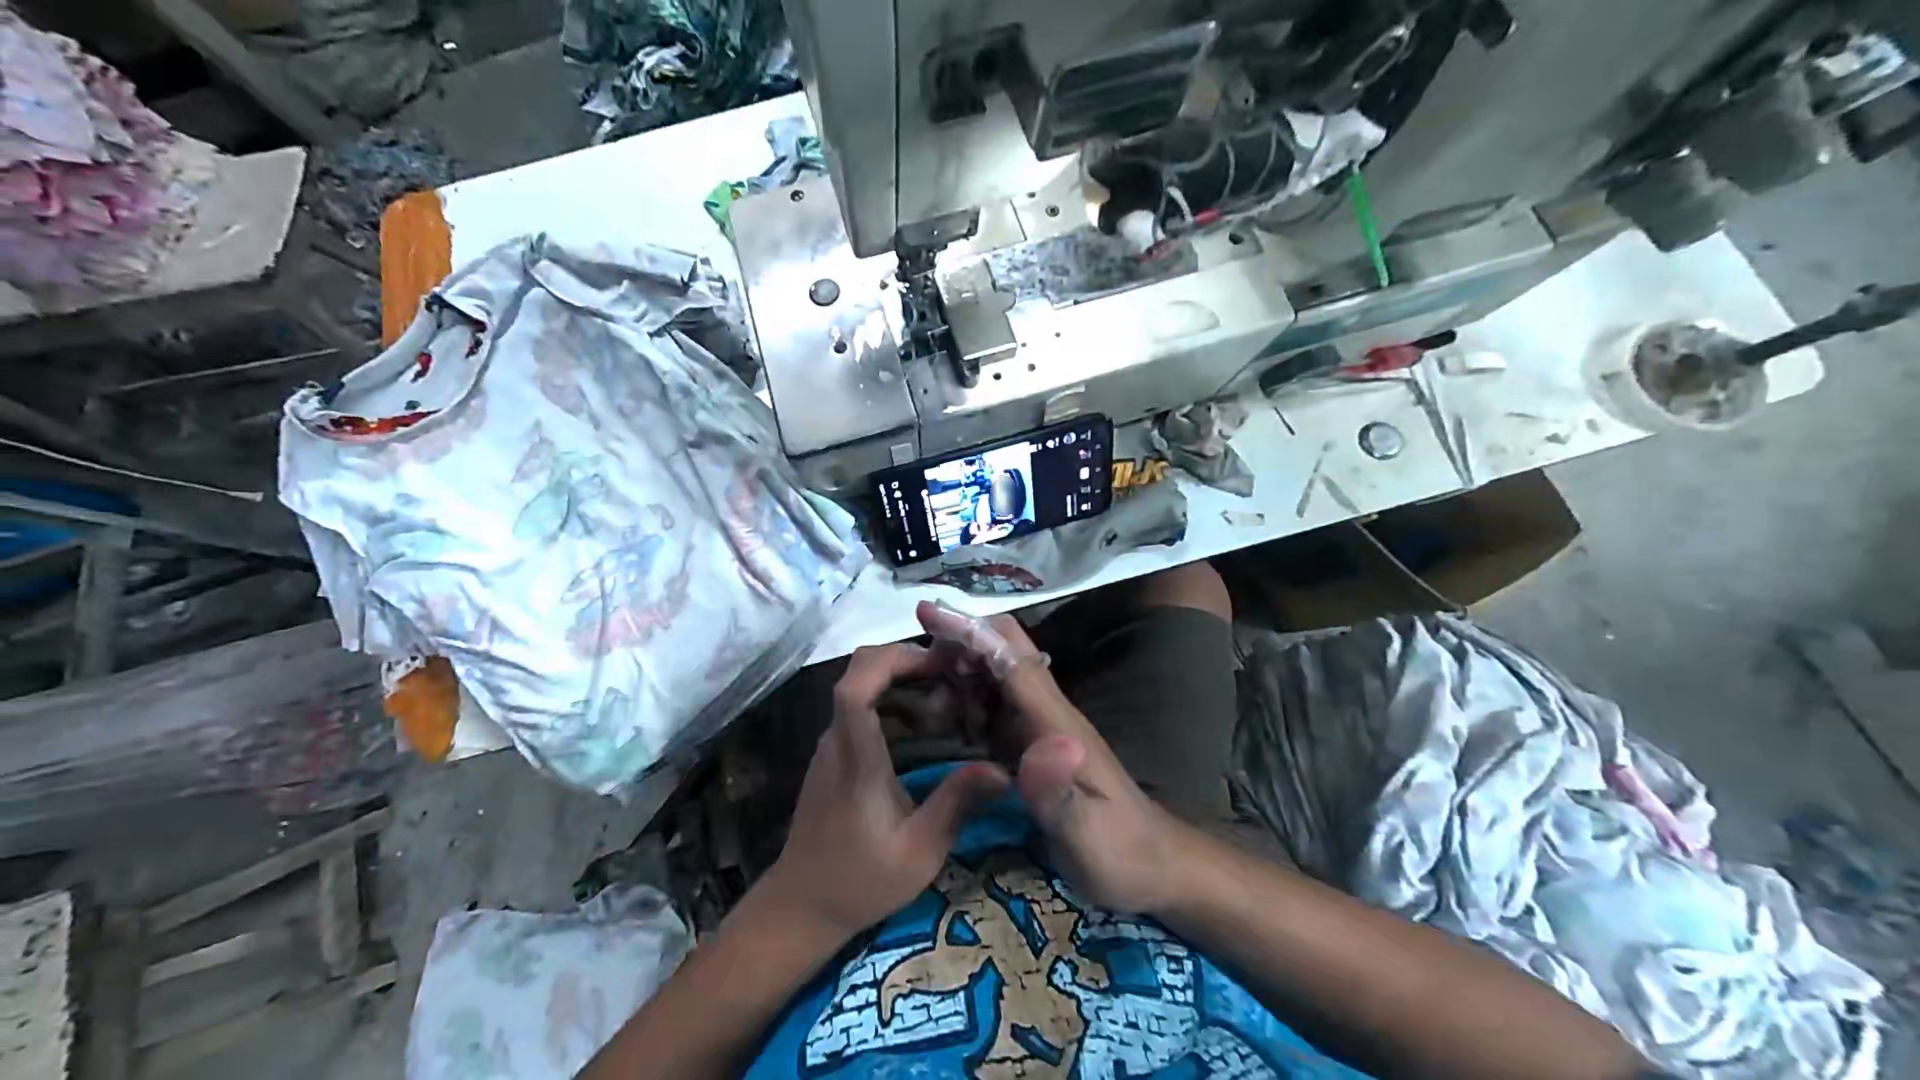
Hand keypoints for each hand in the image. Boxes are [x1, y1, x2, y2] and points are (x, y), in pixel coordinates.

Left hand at [761, 643, 1009, 939]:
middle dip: (907, 660)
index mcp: (856, 759)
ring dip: (905, 681)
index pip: (854, 689)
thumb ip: (956, 805)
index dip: (891, 661)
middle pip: (858, 672)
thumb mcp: (918, 852)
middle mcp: (837, 740)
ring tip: (950, 700)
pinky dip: (896, 702)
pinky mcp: (835, 754)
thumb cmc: (859, 882)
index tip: (936, 660)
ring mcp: (832, 745)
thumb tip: (1002, 770)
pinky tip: (928, 728)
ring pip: (862, 686)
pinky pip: (863, 708)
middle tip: (955, 674)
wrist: (800, 905)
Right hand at [916, 602, 1193, 914]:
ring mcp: (1040, 724)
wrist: (1152, 865)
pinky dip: (966, 701)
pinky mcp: (1032, 742)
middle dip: (957, 647)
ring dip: (958, 675)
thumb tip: (1040, 743)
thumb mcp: (1087, 836)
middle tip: (916, 673)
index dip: (969, 632)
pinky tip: (949, 724)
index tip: (927, 613)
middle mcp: (1046, 711)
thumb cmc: (1120, 852)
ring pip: (994, 674)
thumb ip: (1059, 794)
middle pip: (1001, 653)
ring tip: (927, 708)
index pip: (1009, 659)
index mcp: (1055, 721)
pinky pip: (993, 704)